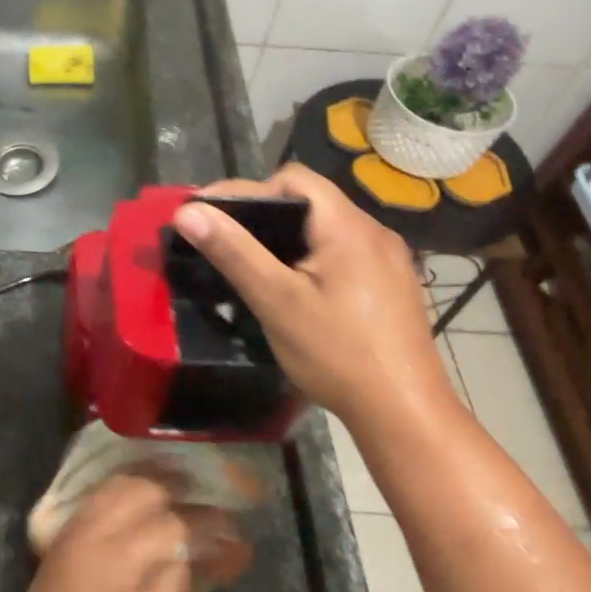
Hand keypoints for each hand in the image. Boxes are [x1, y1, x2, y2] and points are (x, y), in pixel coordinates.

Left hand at [6, 476, 191, 591]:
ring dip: (150, 482)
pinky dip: (125, 487)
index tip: (228, 523)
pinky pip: (101, 492)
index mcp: (123, 556)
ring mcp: (79, 523)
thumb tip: (197, 545)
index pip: (173, 522)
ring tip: (174, 491)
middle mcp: (99, 528)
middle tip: (200, 497)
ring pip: (120, 482)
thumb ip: (177, 578)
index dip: (204, 521)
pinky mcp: (67, 526)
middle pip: (144, 487)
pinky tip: (141, 497)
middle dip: (177, 489)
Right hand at [171, 163, 458, 424]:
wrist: (404, 412)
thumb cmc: (337, 353)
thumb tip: (187, 212)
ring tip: (254, 265)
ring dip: (289, 238)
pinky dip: (312, 258)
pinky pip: (344, 254)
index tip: (207, 215)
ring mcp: (389, 260)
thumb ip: (234, 252)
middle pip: (311, 202)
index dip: (246, 190)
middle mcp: (374, 232)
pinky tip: (297, 290)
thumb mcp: (276, 301)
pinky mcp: (393, 285)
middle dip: (264, 215)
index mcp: (348, 226)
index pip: (293, 179)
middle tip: (225, 242)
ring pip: (327, 229)